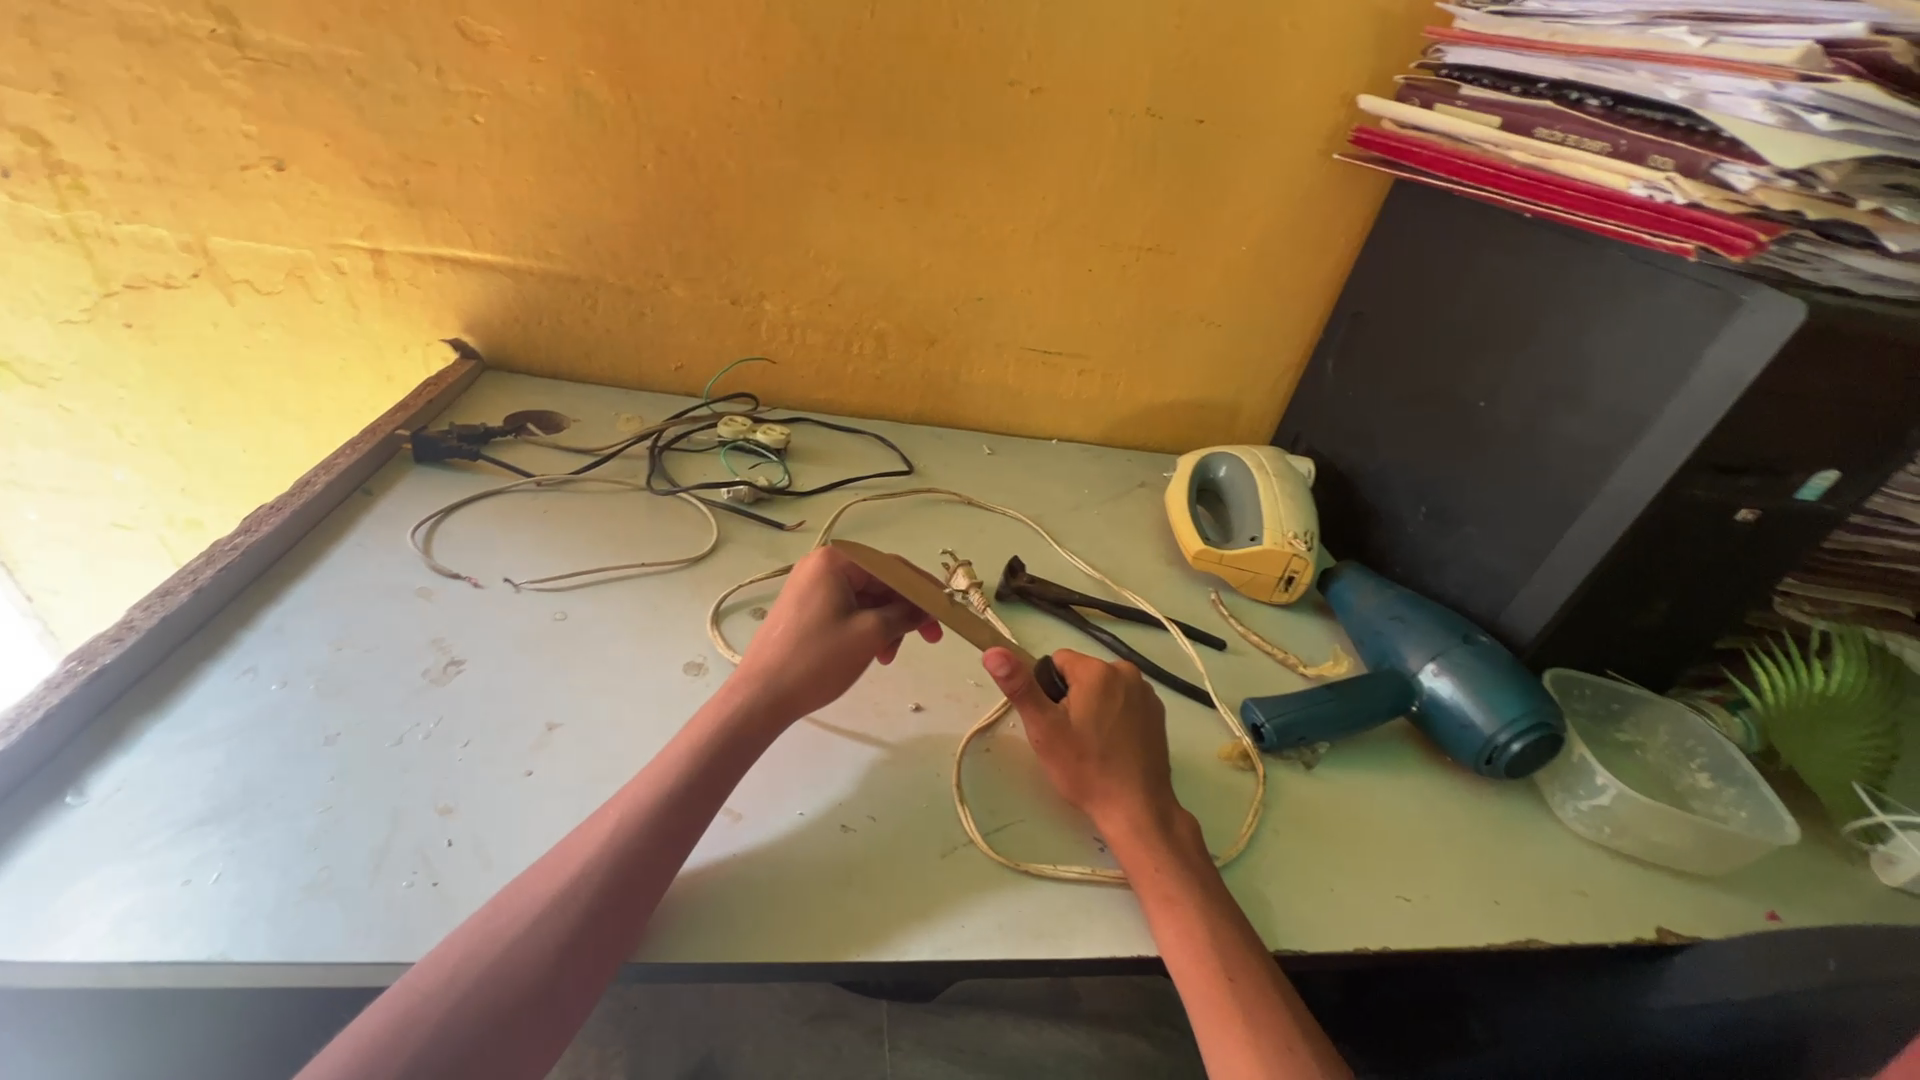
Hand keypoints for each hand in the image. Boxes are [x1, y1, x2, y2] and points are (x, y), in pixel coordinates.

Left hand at [732, 546, 942, 723]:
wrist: (762, 696)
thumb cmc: (817, 659)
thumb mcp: (870, 634)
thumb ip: (905, 614)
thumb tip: (927, 608)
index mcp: (836, 560)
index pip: (894, 566)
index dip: (924, 588)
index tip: (947, 611)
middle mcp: (822, 565)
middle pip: (881, 582)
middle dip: (905, 611)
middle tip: (929, 639)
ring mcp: (812, 587)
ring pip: (867, 599)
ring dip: (887, 624)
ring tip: (889, 656)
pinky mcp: (807, 609)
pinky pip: (849, 610)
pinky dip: (868, 629)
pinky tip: (874, 654)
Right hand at [982, 647, 1183, 837]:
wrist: (1136, 808)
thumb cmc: (1084, 768)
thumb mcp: (1043, 728)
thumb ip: (1019, 686)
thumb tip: (993, 652)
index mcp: (1097, 670)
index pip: (1057, 662)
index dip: (1048, 691)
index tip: (1054, 722)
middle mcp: (1126, 671)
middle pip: (1081, 675)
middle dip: (1071, 699)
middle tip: (1070, 738)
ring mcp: (1146, 692)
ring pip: (1103, 689)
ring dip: (1094, 707)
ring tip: (1092, 745)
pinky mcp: (1158, 712)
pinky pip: (1124, 703)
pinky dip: (1115, 717)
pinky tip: (1113, 747)